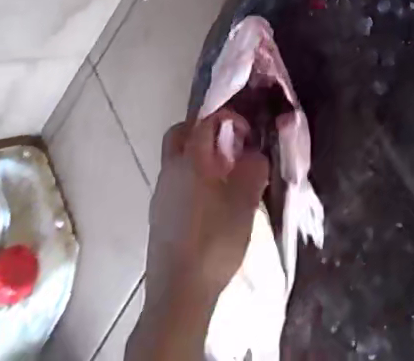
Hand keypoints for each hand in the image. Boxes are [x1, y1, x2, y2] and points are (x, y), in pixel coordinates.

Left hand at [128, 111, 270, 360]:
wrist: (179, 294)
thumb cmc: (215, 241)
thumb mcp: (245, 201)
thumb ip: (254, 168)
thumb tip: (255, 154)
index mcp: (190, 159)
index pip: (205, 120)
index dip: (228, 118)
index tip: (247, 133)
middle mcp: (170, 170)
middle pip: (180, 134)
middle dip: (204, 131)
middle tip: (229, 145)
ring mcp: (160, 195)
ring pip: (176, 160)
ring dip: (198, 158)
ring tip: (225, 178)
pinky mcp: (159, 217)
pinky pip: (175, 184)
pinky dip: (192, 181)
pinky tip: (211, 204)